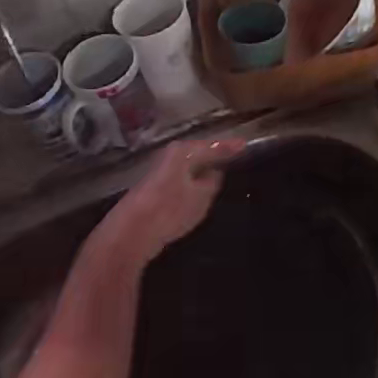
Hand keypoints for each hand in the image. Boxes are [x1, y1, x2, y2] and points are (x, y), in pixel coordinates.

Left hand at [93, 137, 245, 262]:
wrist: (132, 232)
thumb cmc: (170, 210)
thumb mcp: (201, 197)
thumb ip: (211, 182)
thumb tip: (215, 172)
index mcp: (182, 153)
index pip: (211, 146)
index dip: (229, 147)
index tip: (245, 145)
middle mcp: (168, 157)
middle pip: (197, 153)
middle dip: (214, 155)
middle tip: (235, 155)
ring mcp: (159, 173)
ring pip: (188, 166)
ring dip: (202, 168)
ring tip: (221, 170)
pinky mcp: (153, 189)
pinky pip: (181, 179)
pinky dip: (192, 180)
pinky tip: (200, 188)